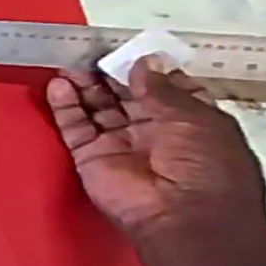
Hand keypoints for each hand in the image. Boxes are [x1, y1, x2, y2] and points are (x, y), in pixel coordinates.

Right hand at [45, 56, 265, 239]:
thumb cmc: (206, 166)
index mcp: (190, 122)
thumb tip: (145, 60)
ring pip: (96, 107)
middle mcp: (152, 130)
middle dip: (108, 74)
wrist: (181, 215)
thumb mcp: (197, 120)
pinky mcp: (89, 154)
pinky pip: (74, 126)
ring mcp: (118, 142)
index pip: (164, 88)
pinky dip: (64, 106)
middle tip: (89, 53)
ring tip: (69, 64)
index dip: (147, 69)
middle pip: (124, 95)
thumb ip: (163, 90)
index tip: (128, 51)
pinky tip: (58, 86)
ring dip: (83, 85)